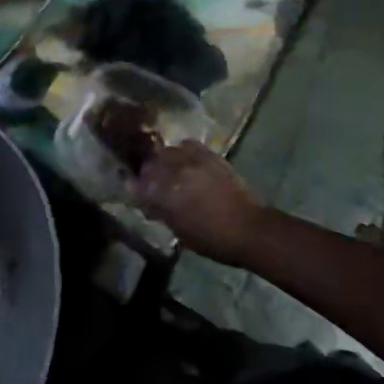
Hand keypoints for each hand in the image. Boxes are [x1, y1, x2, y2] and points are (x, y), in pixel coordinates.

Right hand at [132, 141, 268, 265]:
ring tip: (169, 168)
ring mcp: (193, 160)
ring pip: (167, 151)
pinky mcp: (209, 154)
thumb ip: (161, 212)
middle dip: (147, 172)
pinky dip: (182, 150)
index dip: (134, 187)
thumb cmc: (213, 239)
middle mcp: (175, 173)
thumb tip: (148, 202)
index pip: (138, 184)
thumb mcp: (180, 232)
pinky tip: (186, 159)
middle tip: (151, 181)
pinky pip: (187, 144)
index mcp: (165, 195)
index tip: (134, 190)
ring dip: (164, 160)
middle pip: (150, 163)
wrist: (249, 228)